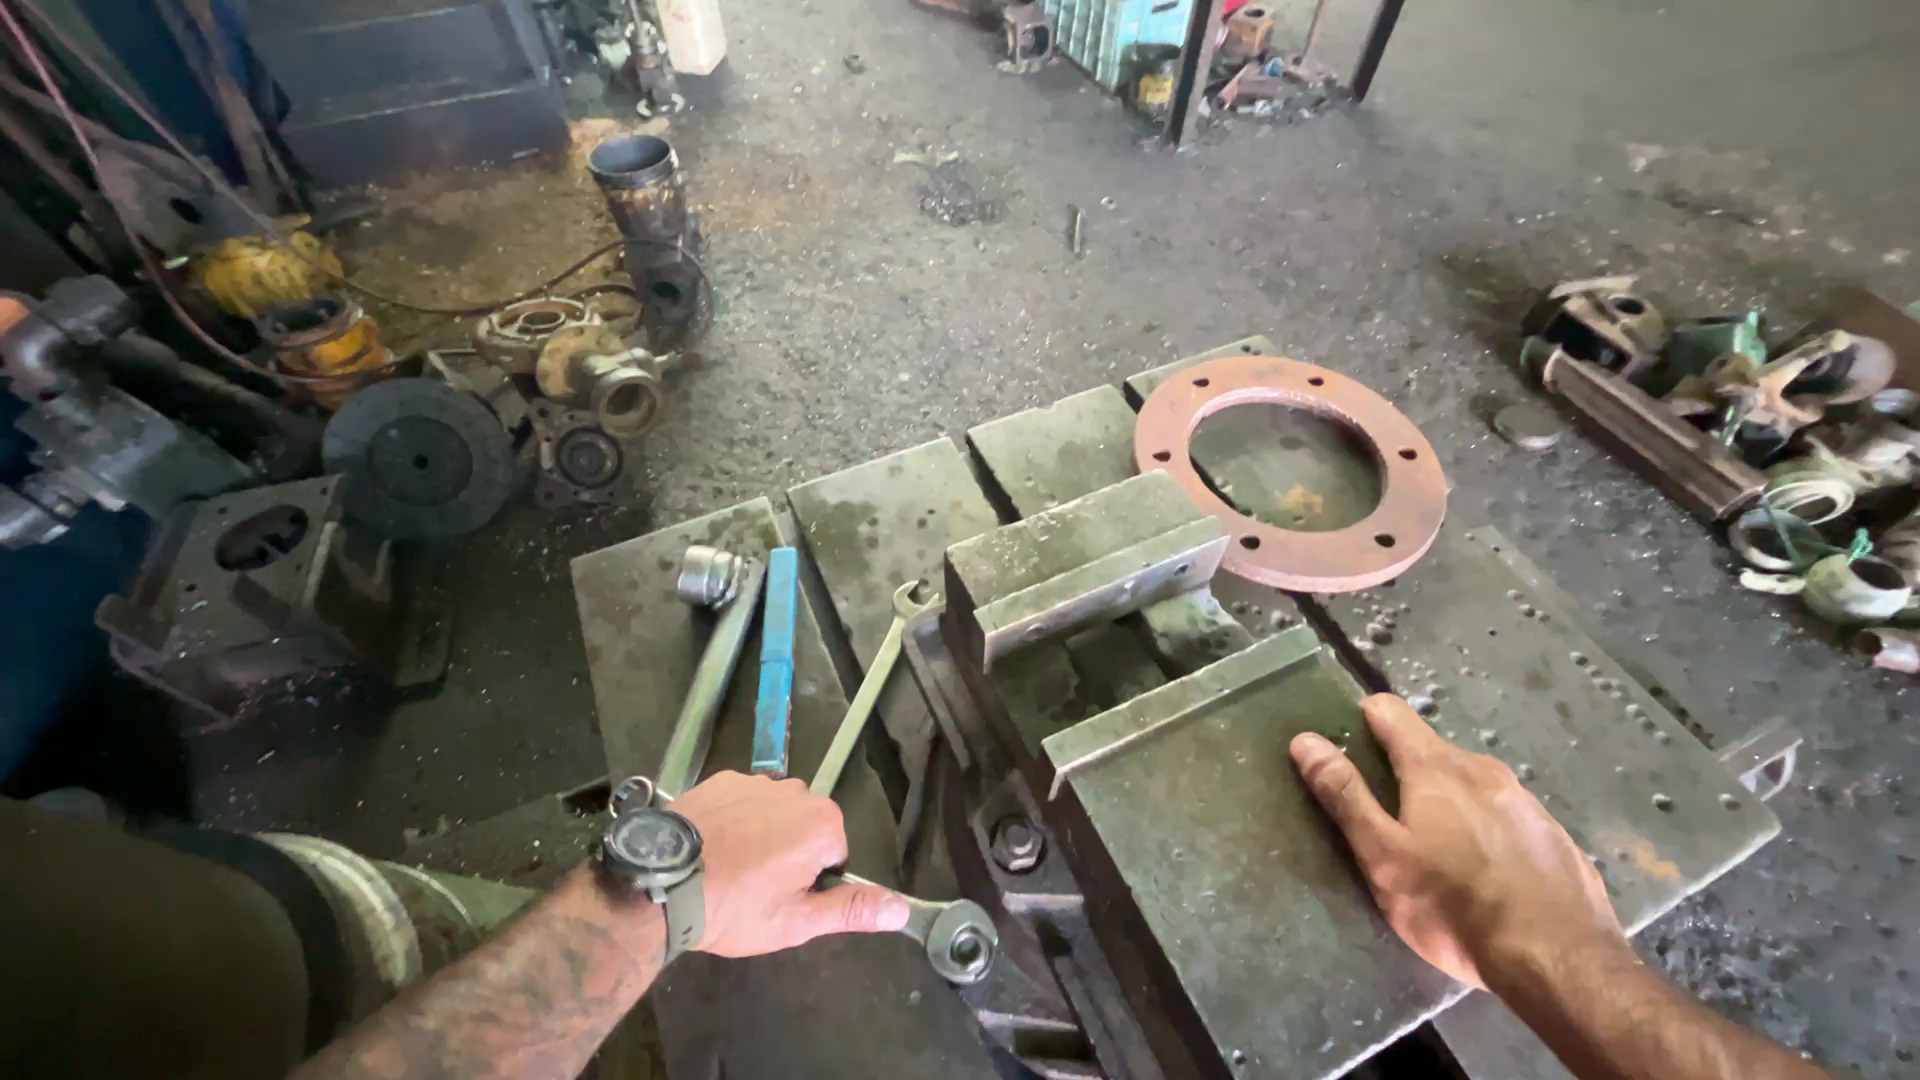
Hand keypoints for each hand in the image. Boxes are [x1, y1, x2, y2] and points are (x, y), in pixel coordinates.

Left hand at [671, 771, 909, 956]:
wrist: (663, 882)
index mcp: (823, 823)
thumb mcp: (798, 921)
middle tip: (754, 887)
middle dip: (789, 853)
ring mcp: (757, 780)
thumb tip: (901, 908)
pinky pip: (742, 799)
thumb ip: (852, 909)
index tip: (778, 897)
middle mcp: (797, 790)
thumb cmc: (736, 907)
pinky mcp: (722, 778)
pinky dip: (733, 819)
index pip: (833, 854)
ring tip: (729, 868)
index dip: (808, 880)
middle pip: (805, 827)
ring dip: (762, 834)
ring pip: (774, 812)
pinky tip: (711, 846)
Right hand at [1289, 694, 1624, 987]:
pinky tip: (1485, 874)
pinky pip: (1503, 814)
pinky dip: (1484, 828)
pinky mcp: (1555, 836)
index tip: (1348, 753)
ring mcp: (1525, 802)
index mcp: (1436, 766)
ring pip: (1468, 782)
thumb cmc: (1454, 906)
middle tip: (1387, 820)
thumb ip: (1343, 794)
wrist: (1562, 968)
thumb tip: (1304, 740)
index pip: (1388, 709)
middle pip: (1428, 748)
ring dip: (1445, 800)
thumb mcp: (1382, 854)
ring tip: (1436, 852)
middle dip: (1401, 771)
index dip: (1361, 721)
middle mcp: (1483, 770)